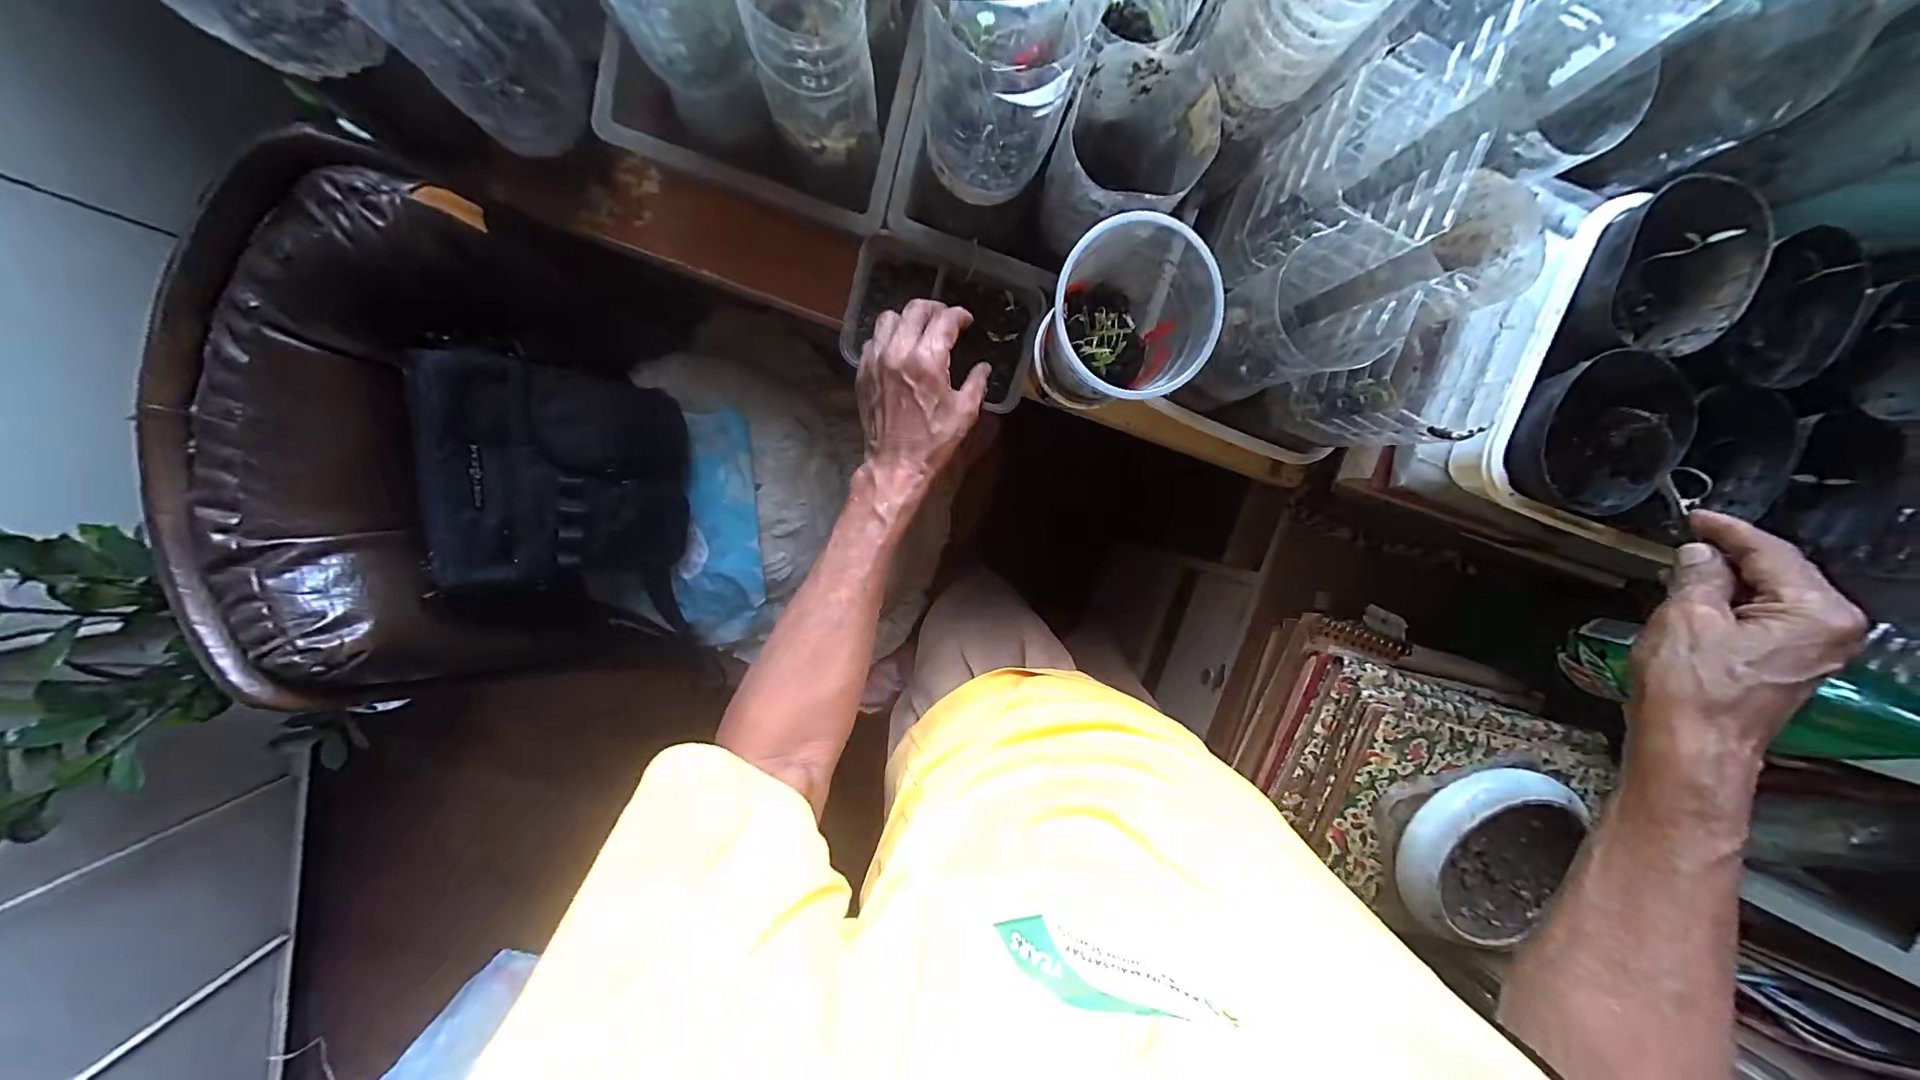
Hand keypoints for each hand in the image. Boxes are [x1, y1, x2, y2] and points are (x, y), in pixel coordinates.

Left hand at [856, 299, 988, 493]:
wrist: (896, 463)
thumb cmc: (933, 441)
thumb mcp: (965, 413)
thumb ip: (977, 383)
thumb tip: (983, 367)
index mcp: (926, 360)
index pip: (944, 320)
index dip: (959, 316)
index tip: (966, 321)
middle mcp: (898, 352)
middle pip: (914, 310)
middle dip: (934, 309)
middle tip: (945, 319)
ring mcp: (876, 360)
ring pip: (888, 318)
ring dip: (907, 319)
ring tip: (919, 330)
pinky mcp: (863, 372)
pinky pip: (873, 340)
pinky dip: (887, 337)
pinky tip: (898, 349)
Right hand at [1628, 510, 1866, 769]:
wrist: (1690, 742)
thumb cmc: (1690, 683)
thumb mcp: (1685, 617)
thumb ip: (1698, 577)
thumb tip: (1700, 553)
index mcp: (1817, 612)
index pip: (1773, 554)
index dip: (1729, 531)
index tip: (1696, 516)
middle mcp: (1831, 630)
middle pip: (1781, 574)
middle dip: (1733, 556)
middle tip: (1687, 540)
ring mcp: (1812, 651)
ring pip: (1770, 598)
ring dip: (1728, 582)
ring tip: (1686, 568)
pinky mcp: (1786, 666)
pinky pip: (1763, 620)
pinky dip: (1730, 605)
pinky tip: (1698, 600)